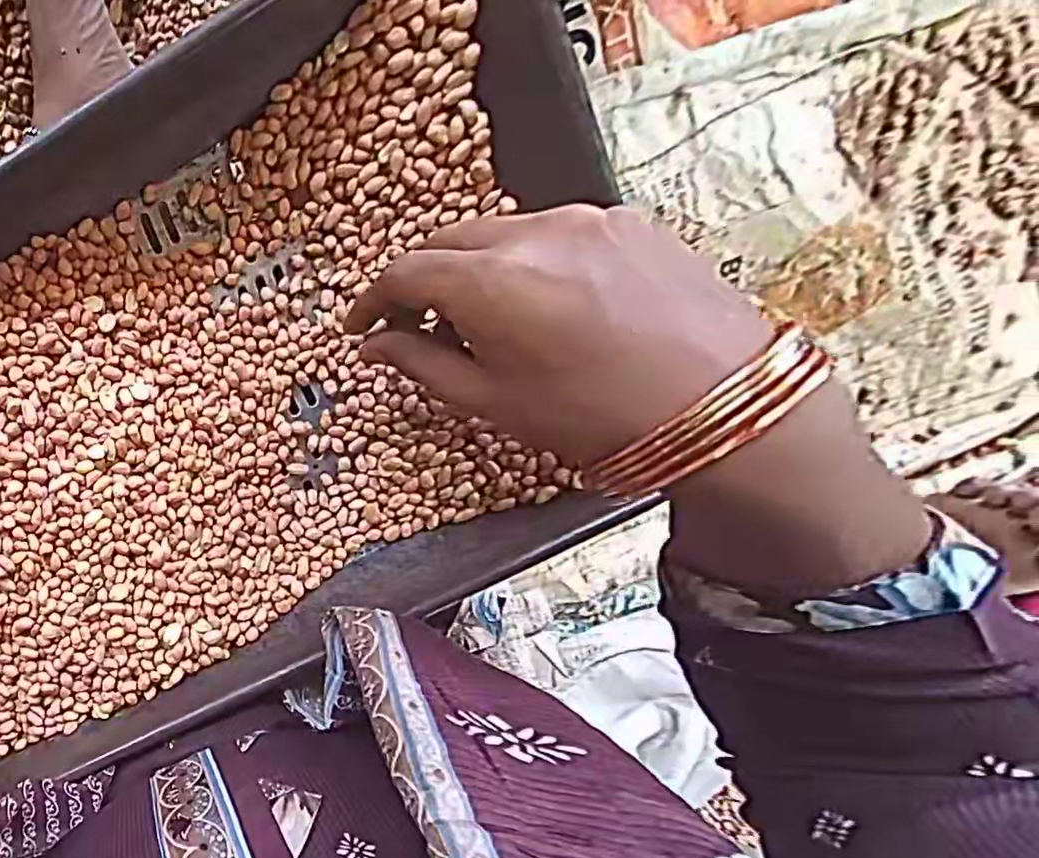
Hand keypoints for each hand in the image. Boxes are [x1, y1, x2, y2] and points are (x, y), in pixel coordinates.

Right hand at [344, 204, 774, 464]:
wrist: (719, 405)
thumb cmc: (587, 414)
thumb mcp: (484, 397)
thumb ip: (418, 361)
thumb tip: (375, 346)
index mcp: (489, 282)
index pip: (403, 272)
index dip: (372, 302)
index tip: (361, 328)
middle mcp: (534, 233)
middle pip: (445, 242)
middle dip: (417, 283)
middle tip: (411, 328)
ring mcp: (586, 220)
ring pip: (495, 233)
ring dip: (467, 271)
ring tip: (474, 323)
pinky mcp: (627, 222)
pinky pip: (547, 233)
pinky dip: (517, 263)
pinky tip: (530, 306)